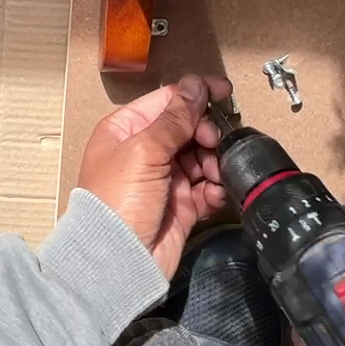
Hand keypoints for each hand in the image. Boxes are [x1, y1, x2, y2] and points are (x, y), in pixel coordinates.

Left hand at [75, 74, 231, 276]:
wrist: (119, 262)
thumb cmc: (119, 199)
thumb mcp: (144, 151)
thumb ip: (174, 118)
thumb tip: (195, 83)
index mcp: (126, 128)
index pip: (167, 101)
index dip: (196, 94)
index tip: (225, 91)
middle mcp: (145, 149)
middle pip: (187, 128)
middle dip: (206, 133)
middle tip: (213, 143)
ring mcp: (164, 178)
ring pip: (201, 156)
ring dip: (213, 161)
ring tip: (214, 173)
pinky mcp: (181, 204)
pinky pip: (206, 188)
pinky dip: (216, 188)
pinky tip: (217, 192)